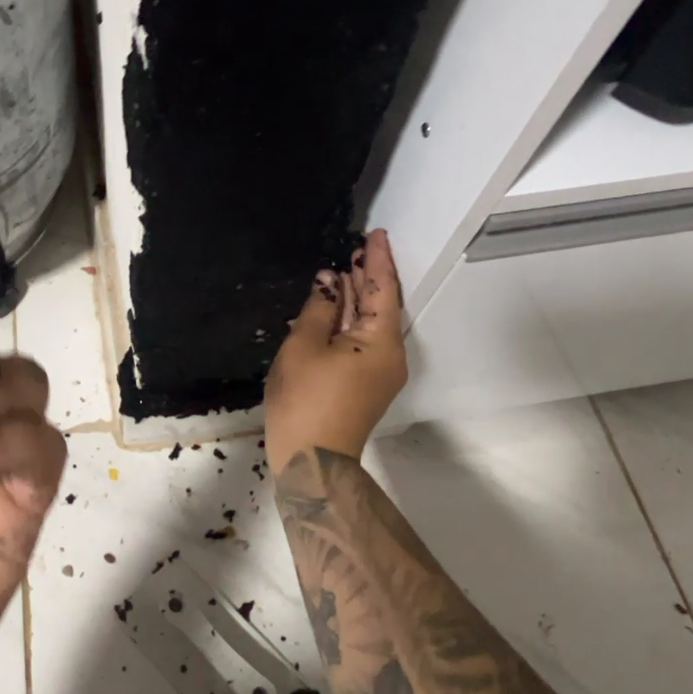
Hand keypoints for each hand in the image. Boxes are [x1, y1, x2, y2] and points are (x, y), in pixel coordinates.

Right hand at [263, 228, 407, 475]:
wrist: (311, 460)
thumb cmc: (305, 401)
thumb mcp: (303, 347)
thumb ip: (318, 309)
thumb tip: (328, 284)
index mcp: (381, 342)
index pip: (383, 289)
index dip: (377, 259)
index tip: (374, 233)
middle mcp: (389, 355)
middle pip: (380, 306)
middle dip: (366, 276)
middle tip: (353, 246)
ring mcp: (378, 372)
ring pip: (369, 325)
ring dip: (356, 298)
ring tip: (341, 269)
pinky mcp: (364, 384)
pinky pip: (360, 341)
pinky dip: (348, 320)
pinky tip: (332, 306)